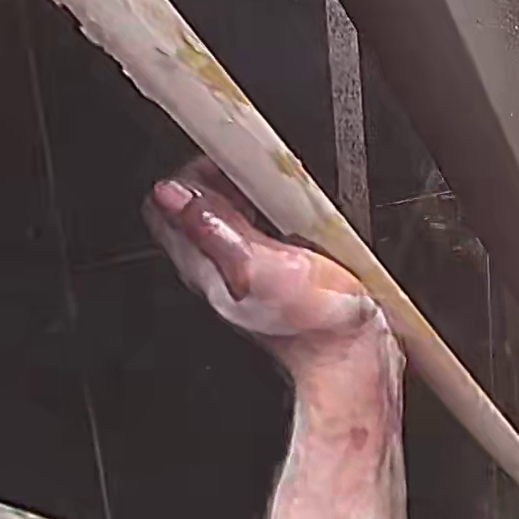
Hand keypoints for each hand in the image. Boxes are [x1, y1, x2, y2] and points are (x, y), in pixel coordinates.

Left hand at [144, 158, 390, 373]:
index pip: (168, 203)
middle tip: (265, 175)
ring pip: (231, 216)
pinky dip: (278, 214)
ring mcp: (247, 270)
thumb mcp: (266, 268)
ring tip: (286, 195)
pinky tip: (302, 220)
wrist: (350, 355)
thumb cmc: (317, 322)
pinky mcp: (276, 273)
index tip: (235, 163)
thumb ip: (219, 230)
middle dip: (227, 178)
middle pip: (198, 205)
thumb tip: (171, 194)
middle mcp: (218, 267)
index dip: (197, 173)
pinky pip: (263, 230)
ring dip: (254, 195)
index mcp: (205, 262)